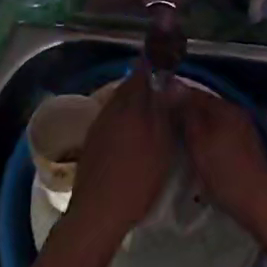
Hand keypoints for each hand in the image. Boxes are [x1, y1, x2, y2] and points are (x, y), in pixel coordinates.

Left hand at [62, 67, 176, 243]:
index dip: (152, 63)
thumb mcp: (161, 146)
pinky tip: (131, 128)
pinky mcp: (93, 139)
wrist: (100, 209)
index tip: (163, 57)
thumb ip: (165, 112)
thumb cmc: (137, 179)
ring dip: (132, 97)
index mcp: (130, 106)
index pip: (141, 73)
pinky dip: (123, 114)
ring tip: (149, 105)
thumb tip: (172, 82)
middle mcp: (112, 108)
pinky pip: (111, 115)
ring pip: (118, 100)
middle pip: (128, 85)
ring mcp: (100, 123)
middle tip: (159, 81)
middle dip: (143, 80)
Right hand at [177, 85, 266, 227]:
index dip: (173, 98)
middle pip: (204, 106)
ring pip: (213, 122)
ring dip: (197, 128)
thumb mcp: (198, 140)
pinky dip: (209, 140)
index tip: (157, 110)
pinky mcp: (248, 149)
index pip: (193, 92)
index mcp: (226, 106)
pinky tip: (201, 154)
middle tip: (166, 127)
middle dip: (185, 114)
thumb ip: (185, 111)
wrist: (262, 207)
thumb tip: (172, 85)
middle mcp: (238, 113)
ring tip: (180, 142)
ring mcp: (246, 131)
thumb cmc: (225, 172)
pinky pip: (222, 135)